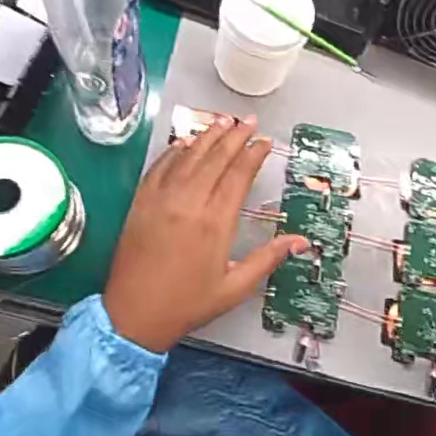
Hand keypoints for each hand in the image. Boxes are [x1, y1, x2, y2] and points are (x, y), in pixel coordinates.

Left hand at [104, 115, 307, 352]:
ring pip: (187, 157)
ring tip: (223, 121)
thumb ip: (267, 259)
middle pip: (215, 159)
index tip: (264, 142)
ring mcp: (160, 199)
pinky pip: (159, 167)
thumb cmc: (187, 304)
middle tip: (249, 122)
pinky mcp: (140, 202)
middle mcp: (188, 203)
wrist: (134, 314)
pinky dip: (173, 152)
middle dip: (234, 137)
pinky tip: (184, 143)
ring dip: (207, 137)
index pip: (238, 176)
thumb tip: (301, 241)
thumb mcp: (234, 287)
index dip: (253, 155)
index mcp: (215, 223)